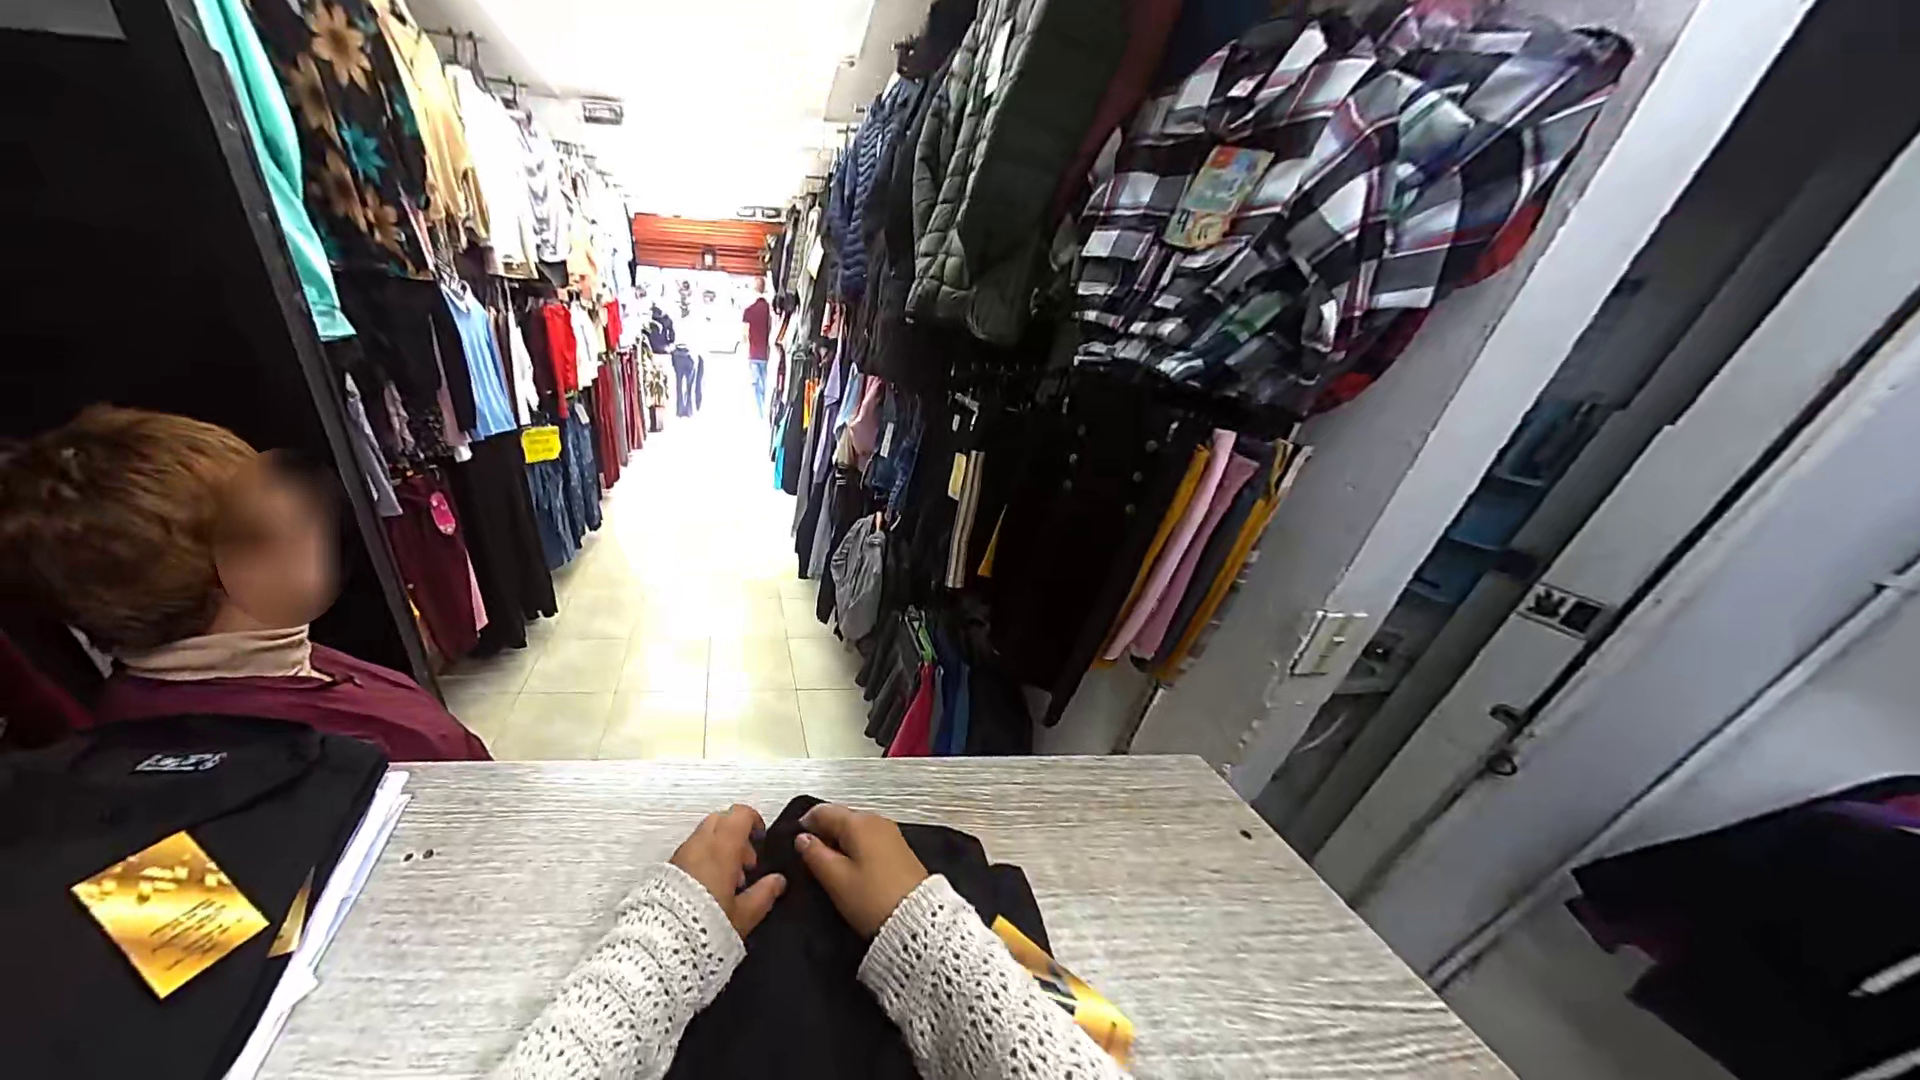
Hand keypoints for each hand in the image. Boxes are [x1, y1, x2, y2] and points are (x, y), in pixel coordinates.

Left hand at [669, 804, 785, 938]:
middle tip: (745, 860)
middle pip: (722, 819)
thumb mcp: (744, 914)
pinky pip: (690, 852)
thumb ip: (764, 894)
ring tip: (727, 879)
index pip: (741, 814)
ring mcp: (681, 855)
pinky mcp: (667, 870)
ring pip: (704, 835)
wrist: (660, 947)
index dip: (754, 821)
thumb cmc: (702, 927)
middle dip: (736, 833)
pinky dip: (702, 859)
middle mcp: (700, 845)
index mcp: (723, 848)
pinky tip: (708, 888)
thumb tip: (777, 883)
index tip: (760, 837)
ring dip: (719, 847)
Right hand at [795, 803, 928, 936]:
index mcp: (859, 822)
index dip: (805, 824)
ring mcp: (889, 832)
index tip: (794, 843)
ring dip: (838, 840)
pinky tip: (849, 867)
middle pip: (841, 817)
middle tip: (807, 857)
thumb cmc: (872, 898)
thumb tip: (802, 838)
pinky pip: (868, 838)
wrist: (917, 917)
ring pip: (855, 828)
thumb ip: (815, 855)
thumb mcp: (836, 879)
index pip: (823, 811)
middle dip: (822, 832)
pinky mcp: (897, 847)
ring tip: (826, 866)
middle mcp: (876, 820)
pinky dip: (854, 846)